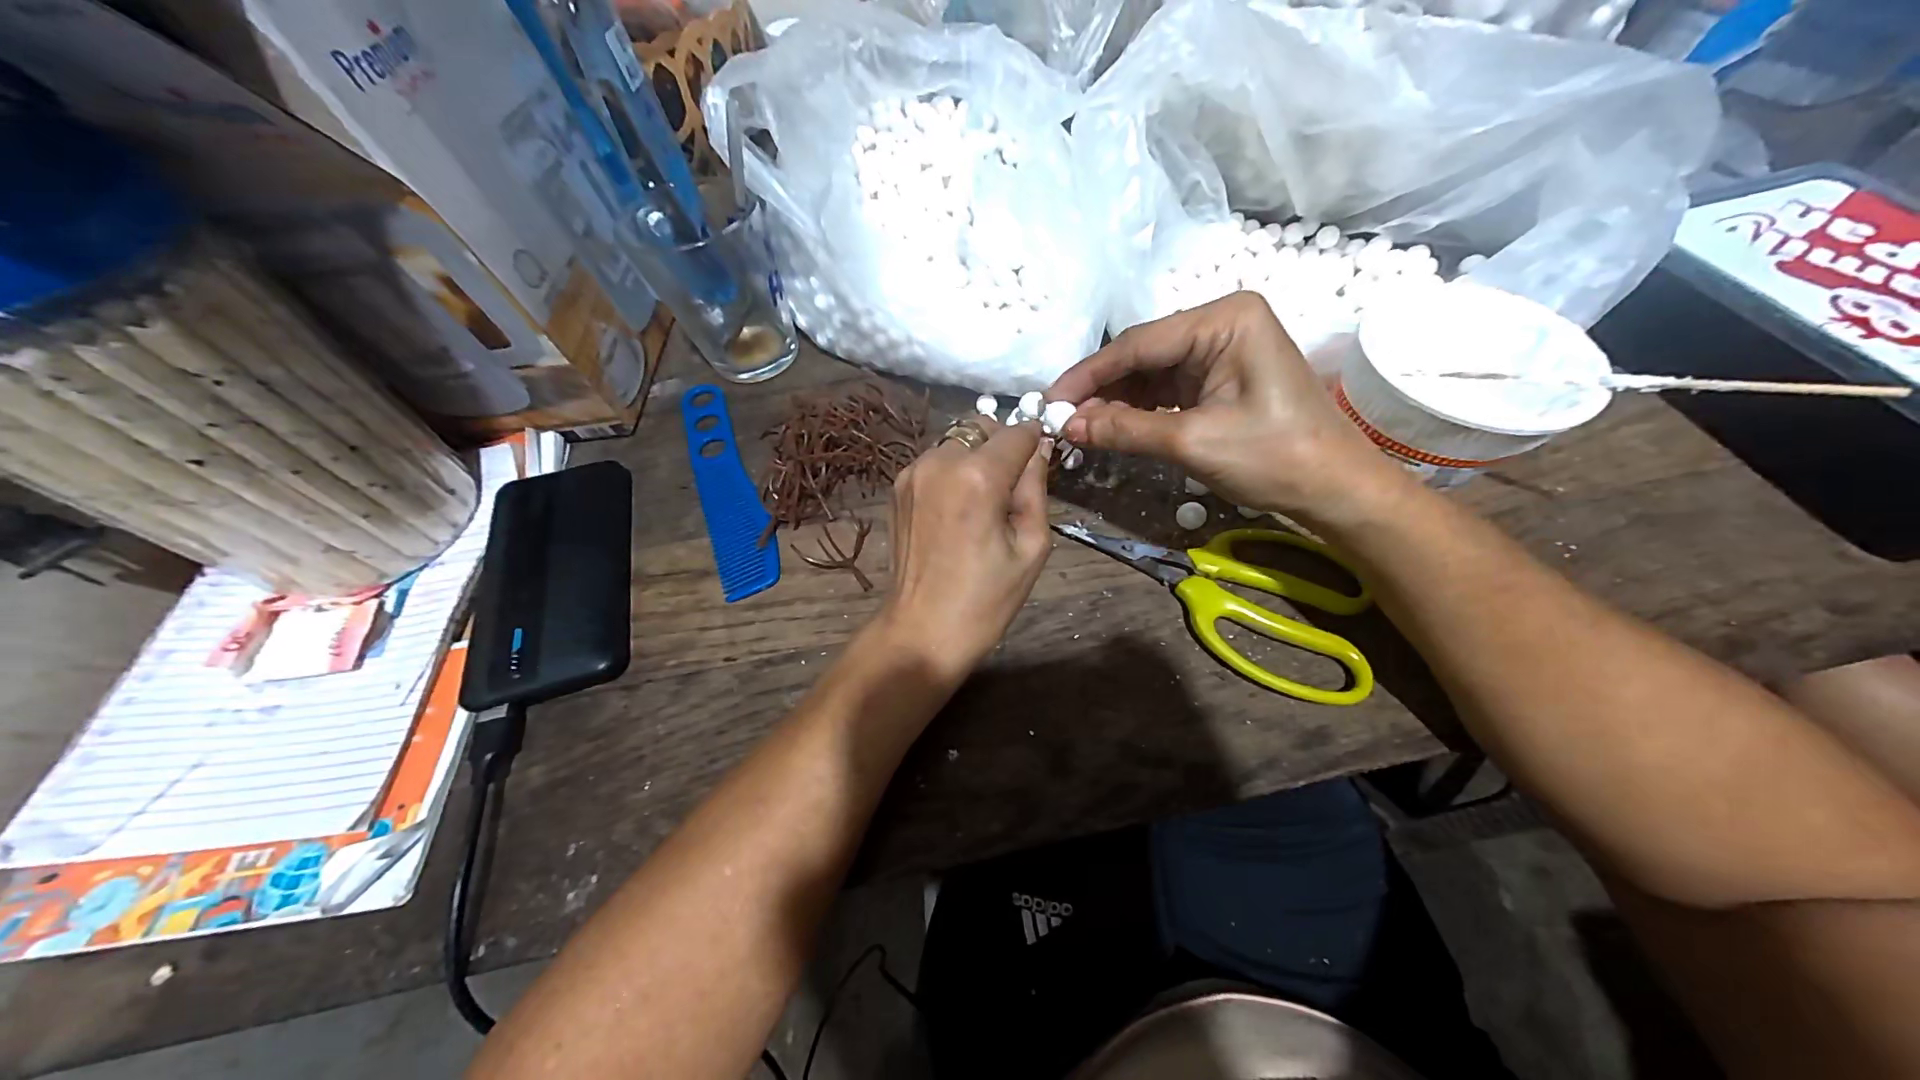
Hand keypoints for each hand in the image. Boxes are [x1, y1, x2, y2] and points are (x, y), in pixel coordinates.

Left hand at [879, 419, 1052, 683]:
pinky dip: (953, 470)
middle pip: (982, 428)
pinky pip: (935, 461)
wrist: (921, 631)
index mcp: (977, 477)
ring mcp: (912, 473)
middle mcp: (939, 462)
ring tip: (984, 502)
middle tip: (1013, 486)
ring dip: (976, 456)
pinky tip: (958, 510)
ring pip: (956, 440)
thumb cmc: (985, 600)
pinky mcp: (897, 487)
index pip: (1017, 432)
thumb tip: (1038, 449)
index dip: (1036, 441)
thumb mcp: (1031, 547)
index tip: (1043, 462)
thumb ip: (1036, 488)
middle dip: (1003, 446)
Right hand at [1049, 293, 1407, 521]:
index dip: (1088, 375)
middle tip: (1058, 420)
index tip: (1048, 401)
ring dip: (1115, 402)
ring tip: (1078, 428)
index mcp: (1224, 319)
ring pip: (1150, 373)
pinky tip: (1110, 427)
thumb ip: (1126, 429)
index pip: (1138, 344)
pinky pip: (1166, 390)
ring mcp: (1221, 351)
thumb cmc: (1275, 458)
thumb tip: (1068, 425)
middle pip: (1142, 355)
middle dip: (1100, 390)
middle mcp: (1221, 323)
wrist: (1336, 490)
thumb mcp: (1193, 442)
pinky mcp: (1219, 378)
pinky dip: (1138, 411)